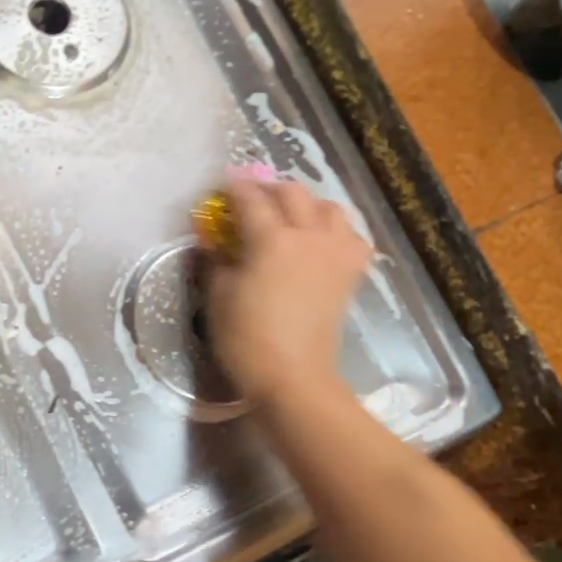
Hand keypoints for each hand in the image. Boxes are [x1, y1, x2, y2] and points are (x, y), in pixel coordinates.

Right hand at [204, 172, 372, 404]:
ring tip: (289, 215)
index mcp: (271, 239)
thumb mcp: (218, 297)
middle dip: (269, 189)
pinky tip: (320, 239)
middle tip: (251, 198)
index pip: (250, 199)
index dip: (233, 188)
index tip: (221, 185)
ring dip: (306, 203)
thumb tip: (210, 236)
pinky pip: (350, 234)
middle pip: (293, 193)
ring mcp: (336, 251)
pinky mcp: (351, 272)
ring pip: (327, 207)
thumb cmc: (246, 339)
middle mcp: (309, 234)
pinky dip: (335, 228)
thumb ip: (216, 258)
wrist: (293, 376)